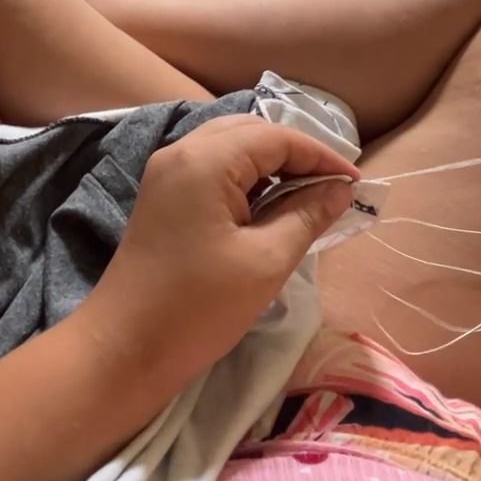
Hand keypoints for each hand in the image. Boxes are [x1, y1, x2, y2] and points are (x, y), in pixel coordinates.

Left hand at [74, 115, 359, 392]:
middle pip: (251, 132)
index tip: (357, 184)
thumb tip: (340, 189)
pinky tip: (267, 207)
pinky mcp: (162, 194)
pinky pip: (212, 168)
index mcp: (205, 159)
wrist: (124, 348)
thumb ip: (306, 216)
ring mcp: (167, 172)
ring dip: (270, 165)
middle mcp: (181, 151)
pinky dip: (245, 179)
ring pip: (230, 147)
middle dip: (295, 155)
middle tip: (332, 189)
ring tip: (306, 198)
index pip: (275, 137)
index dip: (321, 156)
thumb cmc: (199, 307)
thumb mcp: (266, 262)